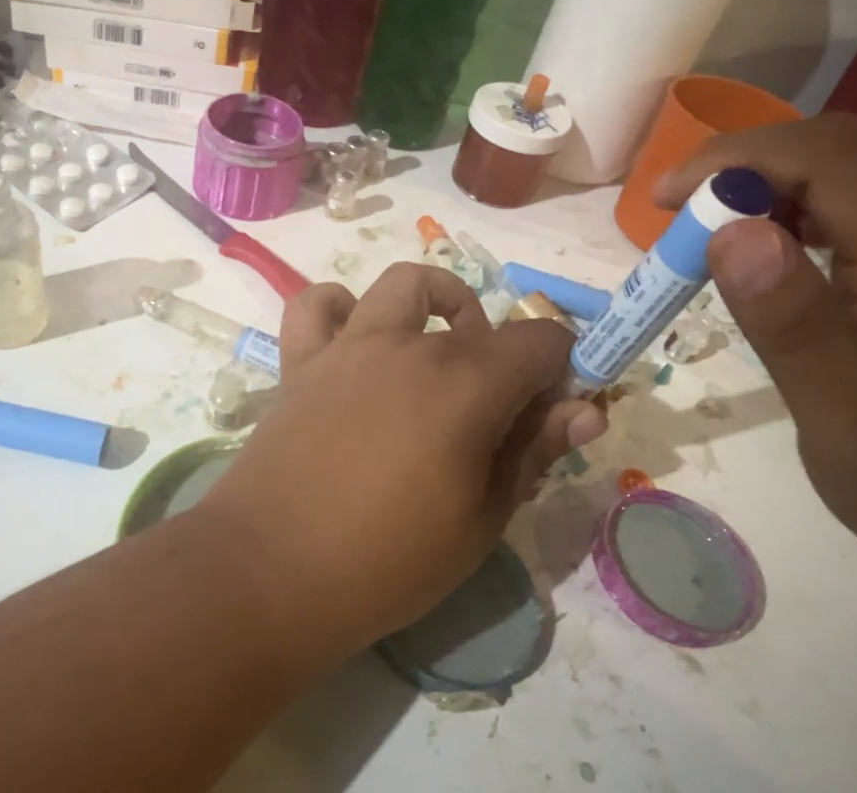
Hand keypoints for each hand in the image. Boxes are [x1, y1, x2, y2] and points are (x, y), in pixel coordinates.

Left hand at [193, 264, 607, 653]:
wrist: (271, 571)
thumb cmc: (389, 561)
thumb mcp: (481, 519)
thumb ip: (531, 452)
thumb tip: (585, 410)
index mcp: (465, 384)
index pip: (540, 341)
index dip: (560, 370)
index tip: (550, 414)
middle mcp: (409, 347)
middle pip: (479, 322)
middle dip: (505, 356)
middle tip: (496, 414)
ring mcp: (349, 347)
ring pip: (403, 286)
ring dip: (435, 303)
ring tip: (437, 350)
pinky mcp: (301, 361)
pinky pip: (316, 305)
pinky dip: (340, 308)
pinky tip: (354, 343)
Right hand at [656, 114, 856, 580]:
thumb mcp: (847, 421)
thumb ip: (792, 320)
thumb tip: (730, 229)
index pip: (823, 155)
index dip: (732, 159)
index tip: (665, 203)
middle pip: (844, 150)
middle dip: (749, 165)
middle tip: (682, 217)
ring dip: (780, 186)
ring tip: (721, 238)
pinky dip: (814, 213)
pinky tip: (785, 264)